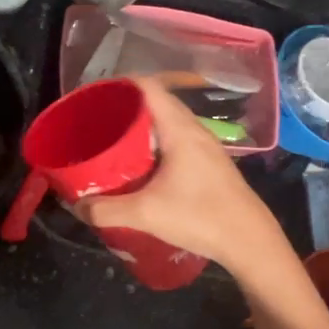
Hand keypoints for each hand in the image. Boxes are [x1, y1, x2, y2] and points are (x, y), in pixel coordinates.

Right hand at [77, 77, 289, 270]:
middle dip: (126, 106)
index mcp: (179, 129)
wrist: (252, 244)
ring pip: (168, 122)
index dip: (120, 83)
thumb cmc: (201, 218)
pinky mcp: (211, 164)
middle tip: (97, 120)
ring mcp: (206, 146)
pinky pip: (176, 139)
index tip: (95, 95)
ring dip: (142, 125)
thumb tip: (76, 206)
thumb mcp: (146, 215)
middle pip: (156, 102)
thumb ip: (106, 210)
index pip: (148, 86)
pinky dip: (155, 141)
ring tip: (114, 140)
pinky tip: (141, 164)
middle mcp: (194, 130)